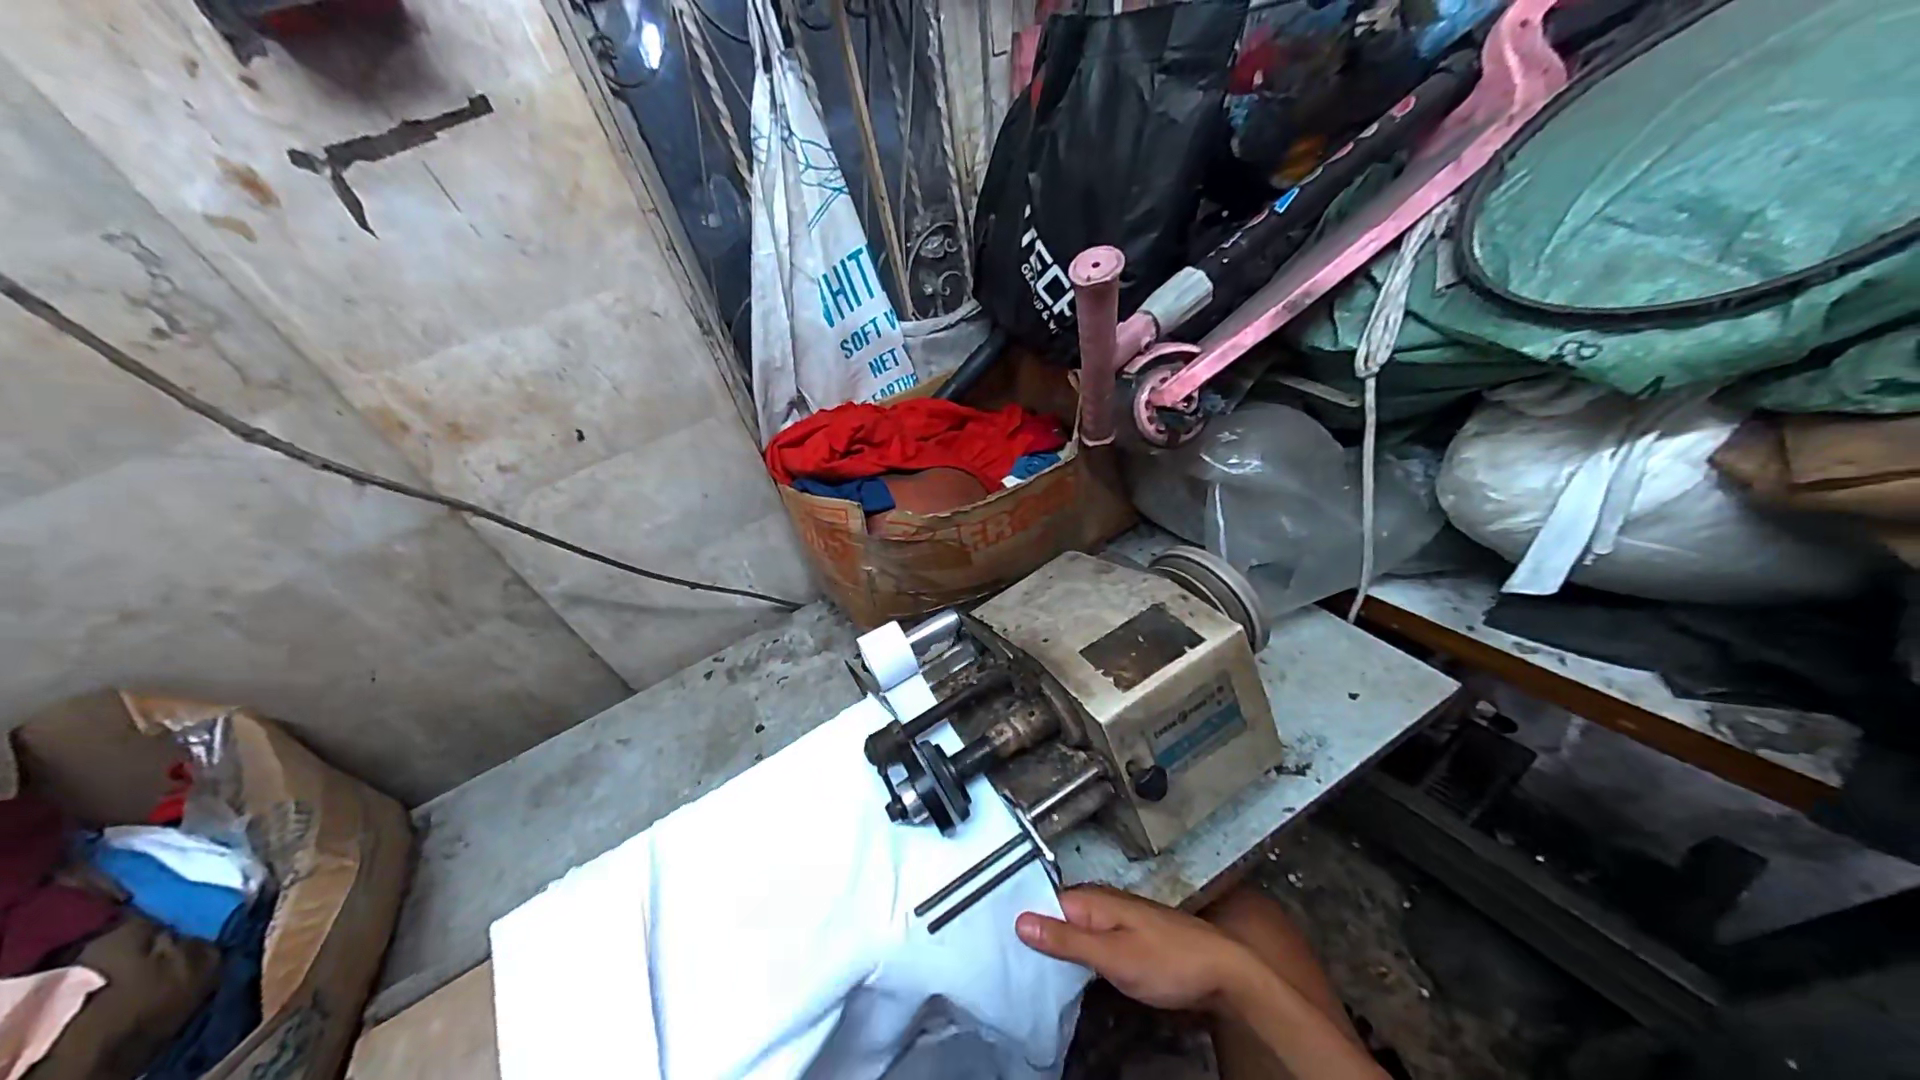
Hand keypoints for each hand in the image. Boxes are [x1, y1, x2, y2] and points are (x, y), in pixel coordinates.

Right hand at [1015, 885, 1259, 1012]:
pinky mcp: (1128, 938)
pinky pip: (1091, 940)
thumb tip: (1020, 920)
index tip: (996, 938)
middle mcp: (1102, 902)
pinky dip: (1076, 953)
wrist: (1224, 972)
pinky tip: (1067, 972)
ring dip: (1055, 945)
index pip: (1043, 901)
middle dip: (1035, 932)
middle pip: (1057, 914)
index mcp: (1093, 900)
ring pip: (1074, 928)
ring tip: (1027, 967)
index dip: (1022, 918)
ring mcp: (1117, 920)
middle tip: (1006, 958)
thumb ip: (1066, 940)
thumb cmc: (1168, 961)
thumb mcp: (1112, 955)